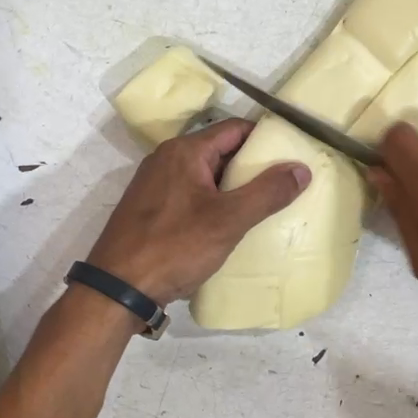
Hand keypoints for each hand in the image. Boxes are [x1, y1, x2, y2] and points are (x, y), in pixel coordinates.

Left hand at [87, 118, 310, 304]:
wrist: (117, 289)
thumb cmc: (173, 247)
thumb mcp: (228, 220)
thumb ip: (267, 193)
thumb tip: (301, 168)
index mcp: (184, 152)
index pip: (234, 129)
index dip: (265, 138)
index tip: (292, 153)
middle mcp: (165, 160)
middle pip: (219, 151)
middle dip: (251, 165)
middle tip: (285, 184)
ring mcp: (154, 186)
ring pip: (204, 177)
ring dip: (232, 188)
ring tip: (264, 206)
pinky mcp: (150, 211)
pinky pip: (190, 197)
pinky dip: (212, 204)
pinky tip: (229, 227)